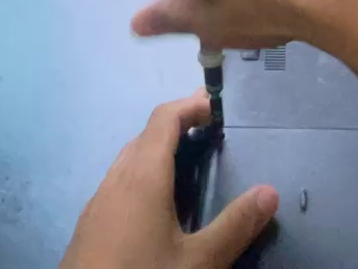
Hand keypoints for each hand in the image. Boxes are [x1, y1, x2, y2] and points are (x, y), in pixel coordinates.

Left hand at [60, 91, 277, 268]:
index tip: (219, 108)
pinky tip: (157, 209)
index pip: (165, 117)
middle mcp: (116, 179)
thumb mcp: (197, 264)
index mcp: (142, 175)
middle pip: (147, 134)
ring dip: (158, 151)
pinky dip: (142, 176)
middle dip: (178, 125)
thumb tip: (269, 192)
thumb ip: (234, 226)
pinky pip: (118, 185)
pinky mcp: (88, 229)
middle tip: (212, 132)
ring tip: (189, 165)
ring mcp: (97, 204)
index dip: (192, 105)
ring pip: (130, 160)